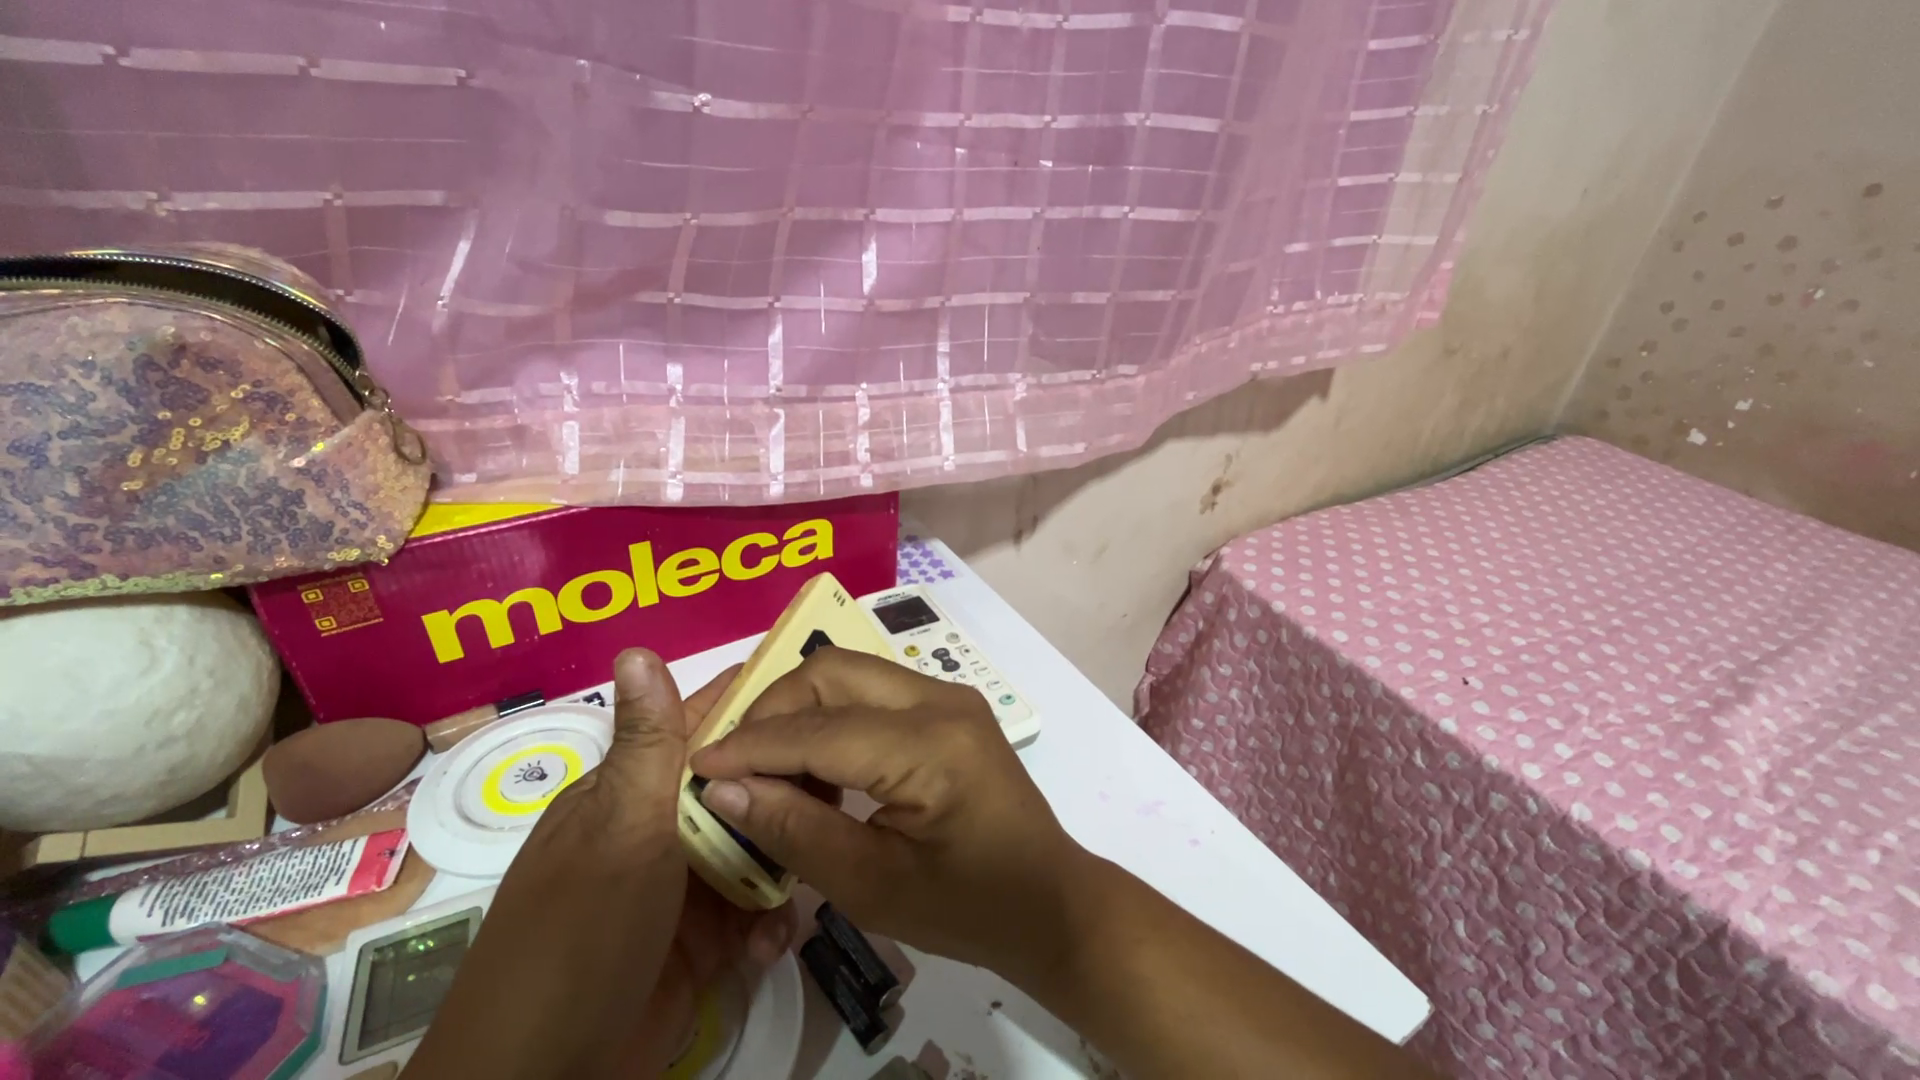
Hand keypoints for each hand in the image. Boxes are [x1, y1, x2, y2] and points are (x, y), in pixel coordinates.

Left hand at [405, 651, 793, 1079]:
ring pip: (757, 852)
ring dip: (784, 867)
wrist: (543, 1077)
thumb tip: (638, 645)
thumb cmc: (582, 935)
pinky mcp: (699, 943)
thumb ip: (650, 745)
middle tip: (843, 794)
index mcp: (633, 791)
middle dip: (788, 794)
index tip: (825, 691)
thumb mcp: (622, 831)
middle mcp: (659, 831)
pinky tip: (771, 944)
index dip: (759, 705)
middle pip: (741, 790)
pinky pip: (753, 915)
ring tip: (812, 878)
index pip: (703, 726)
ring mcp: (680, 890)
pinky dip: (769, 925)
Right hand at [687, 648, 1088, 981]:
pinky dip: (830, 717)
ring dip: (800, 710)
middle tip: (735, 765)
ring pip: (848, 672)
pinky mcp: (948, 707)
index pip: (817, 730)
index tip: (695, 767)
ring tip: (770, 771)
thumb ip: (796, 830)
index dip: (750, 746)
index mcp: (930, 746)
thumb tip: (723, 789)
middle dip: (772, 710)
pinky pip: (871, 690)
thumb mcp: (873, 887)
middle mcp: (940, 701)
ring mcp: (948, 697)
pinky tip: (815, 767)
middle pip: (831, 671)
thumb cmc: (967, 908)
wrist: (1048, 903)